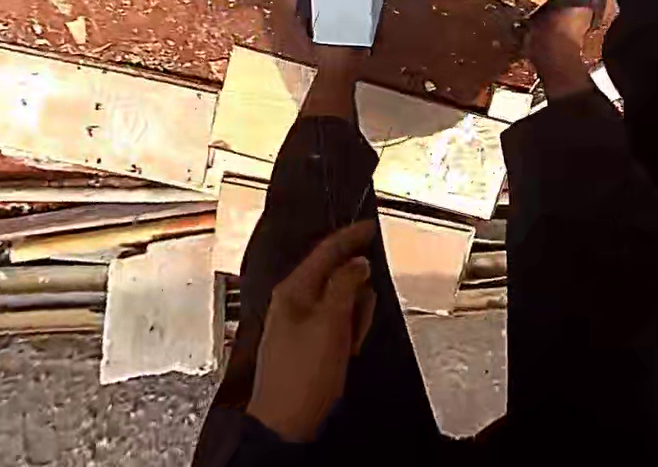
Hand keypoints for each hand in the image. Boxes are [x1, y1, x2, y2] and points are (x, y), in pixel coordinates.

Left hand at [246, 220, 379, 442]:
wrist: (285, 431)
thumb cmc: (304, 376)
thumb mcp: (331, 323)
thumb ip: (347, 284)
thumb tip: (360, 261)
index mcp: (293, 289)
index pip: (326, 249)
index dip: (352, 236)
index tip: (373, 226)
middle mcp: (294, 300)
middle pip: (336, 275)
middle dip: (356, 291)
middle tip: (360, 317)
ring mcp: (300, 322)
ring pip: (340, 299)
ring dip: (354, 315)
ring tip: (352, 341)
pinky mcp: (308, 342)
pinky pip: (336, 322)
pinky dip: (347, 330)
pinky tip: (348, 349)